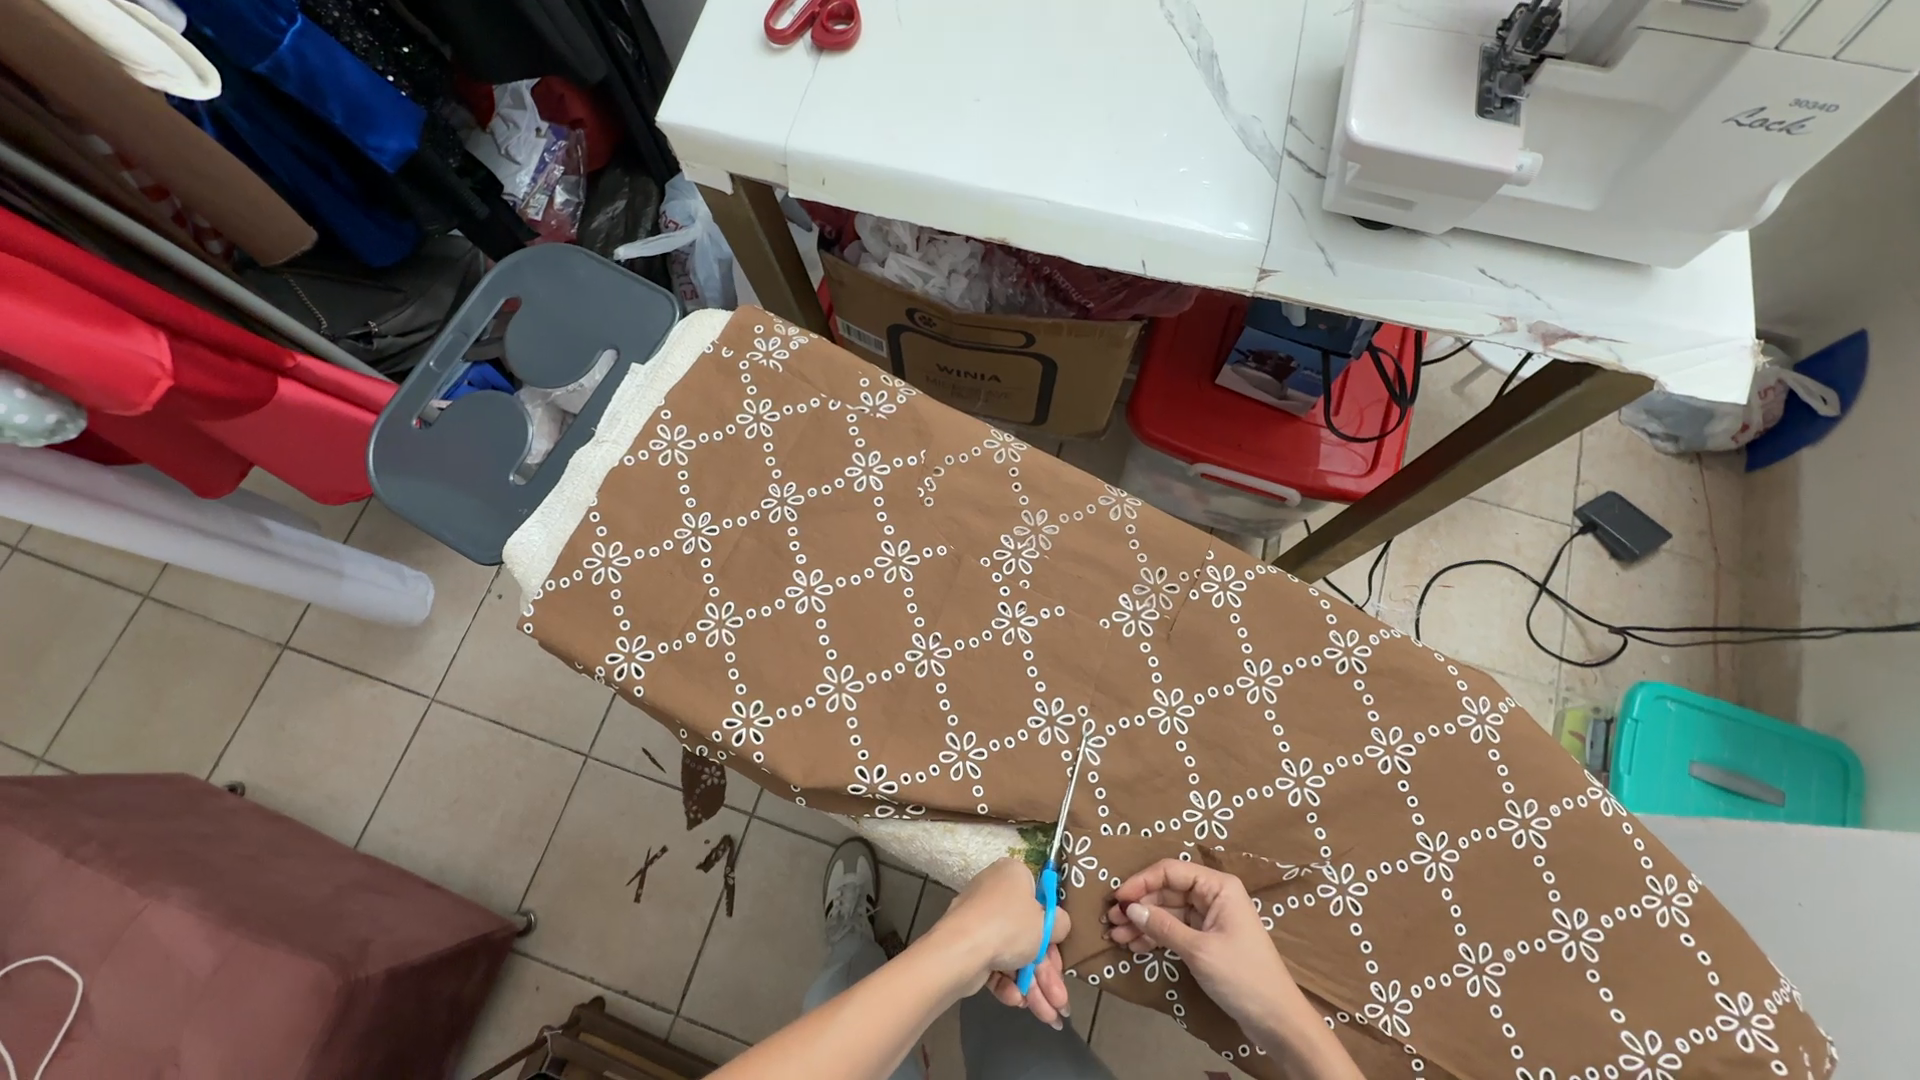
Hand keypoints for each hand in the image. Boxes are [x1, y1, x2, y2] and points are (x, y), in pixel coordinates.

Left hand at [927, 858, 1072, 1027]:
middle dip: (1046, 973)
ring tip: (1047, 1016)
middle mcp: (994, 892)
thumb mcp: (1047, 923)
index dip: (1052, 932)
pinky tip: (1017, 1000)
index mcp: (1012, 875)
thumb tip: (1057, 924)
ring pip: (1012, 954)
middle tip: (1060, 1001)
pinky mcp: (968, 945)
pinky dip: (1007, 983)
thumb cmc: (1010, 926)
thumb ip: (1059, 924)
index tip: (1061, 955)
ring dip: (1033, 986)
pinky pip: (993, 962)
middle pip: (1027, 935)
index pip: (1039, 900)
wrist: (961, 950)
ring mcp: (979, 920)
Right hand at [1105, 859, 1299, 1033]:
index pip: (1171, 871)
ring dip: (1142, 923)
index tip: (1118, 898)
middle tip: (1111, 921)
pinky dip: (1155, 937)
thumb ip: (1163, 927)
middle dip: (1139, 905)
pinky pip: (1174, 930)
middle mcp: (1213, 896)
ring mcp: (1209, 919)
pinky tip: (1134, 945)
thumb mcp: (1199, 950)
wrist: (1277, 1020)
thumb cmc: (1242, 977)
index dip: (1141, 882)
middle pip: (1166, 891)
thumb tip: (1130, 909)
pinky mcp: (1206, 941)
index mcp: (1218, 887)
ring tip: (1117, 937)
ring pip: (1167, 912)